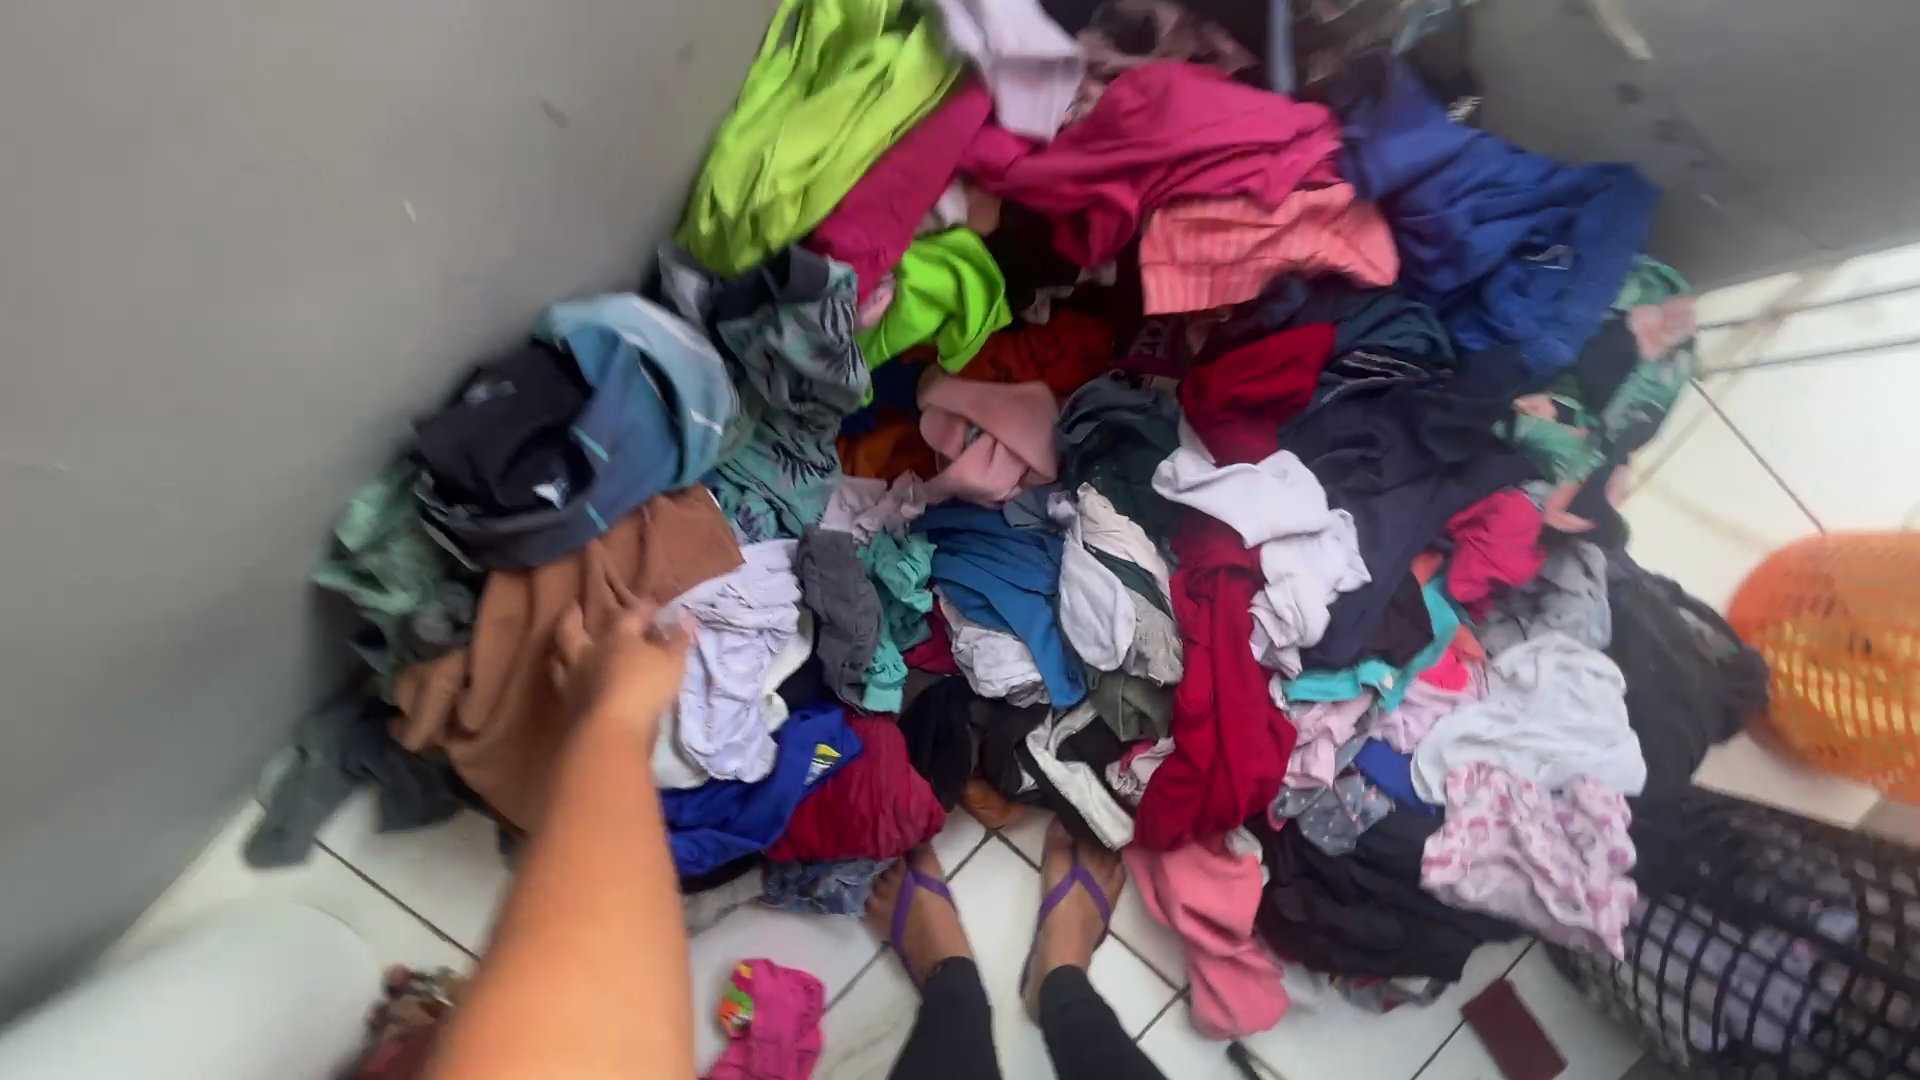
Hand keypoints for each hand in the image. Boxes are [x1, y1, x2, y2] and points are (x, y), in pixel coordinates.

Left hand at [550, 598, 692, 737]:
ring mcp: (573, 677)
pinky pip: (559, 682)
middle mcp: (590, 652)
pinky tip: (567, 678)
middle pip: (573, 629)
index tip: (652, 603)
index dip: (642, 608)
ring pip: (559, 656)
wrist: (612, 726)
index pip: (630, 616)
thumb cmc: (646, 687)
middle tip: (574, 606)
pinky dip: (562, 675)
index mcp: (617, 637)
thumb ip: (678, 641)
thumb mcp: (673, 663)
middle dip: (574, 615)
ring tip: (563, 646)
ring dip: (561, 648)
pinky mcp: (566, 702)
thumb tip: (686, 618)